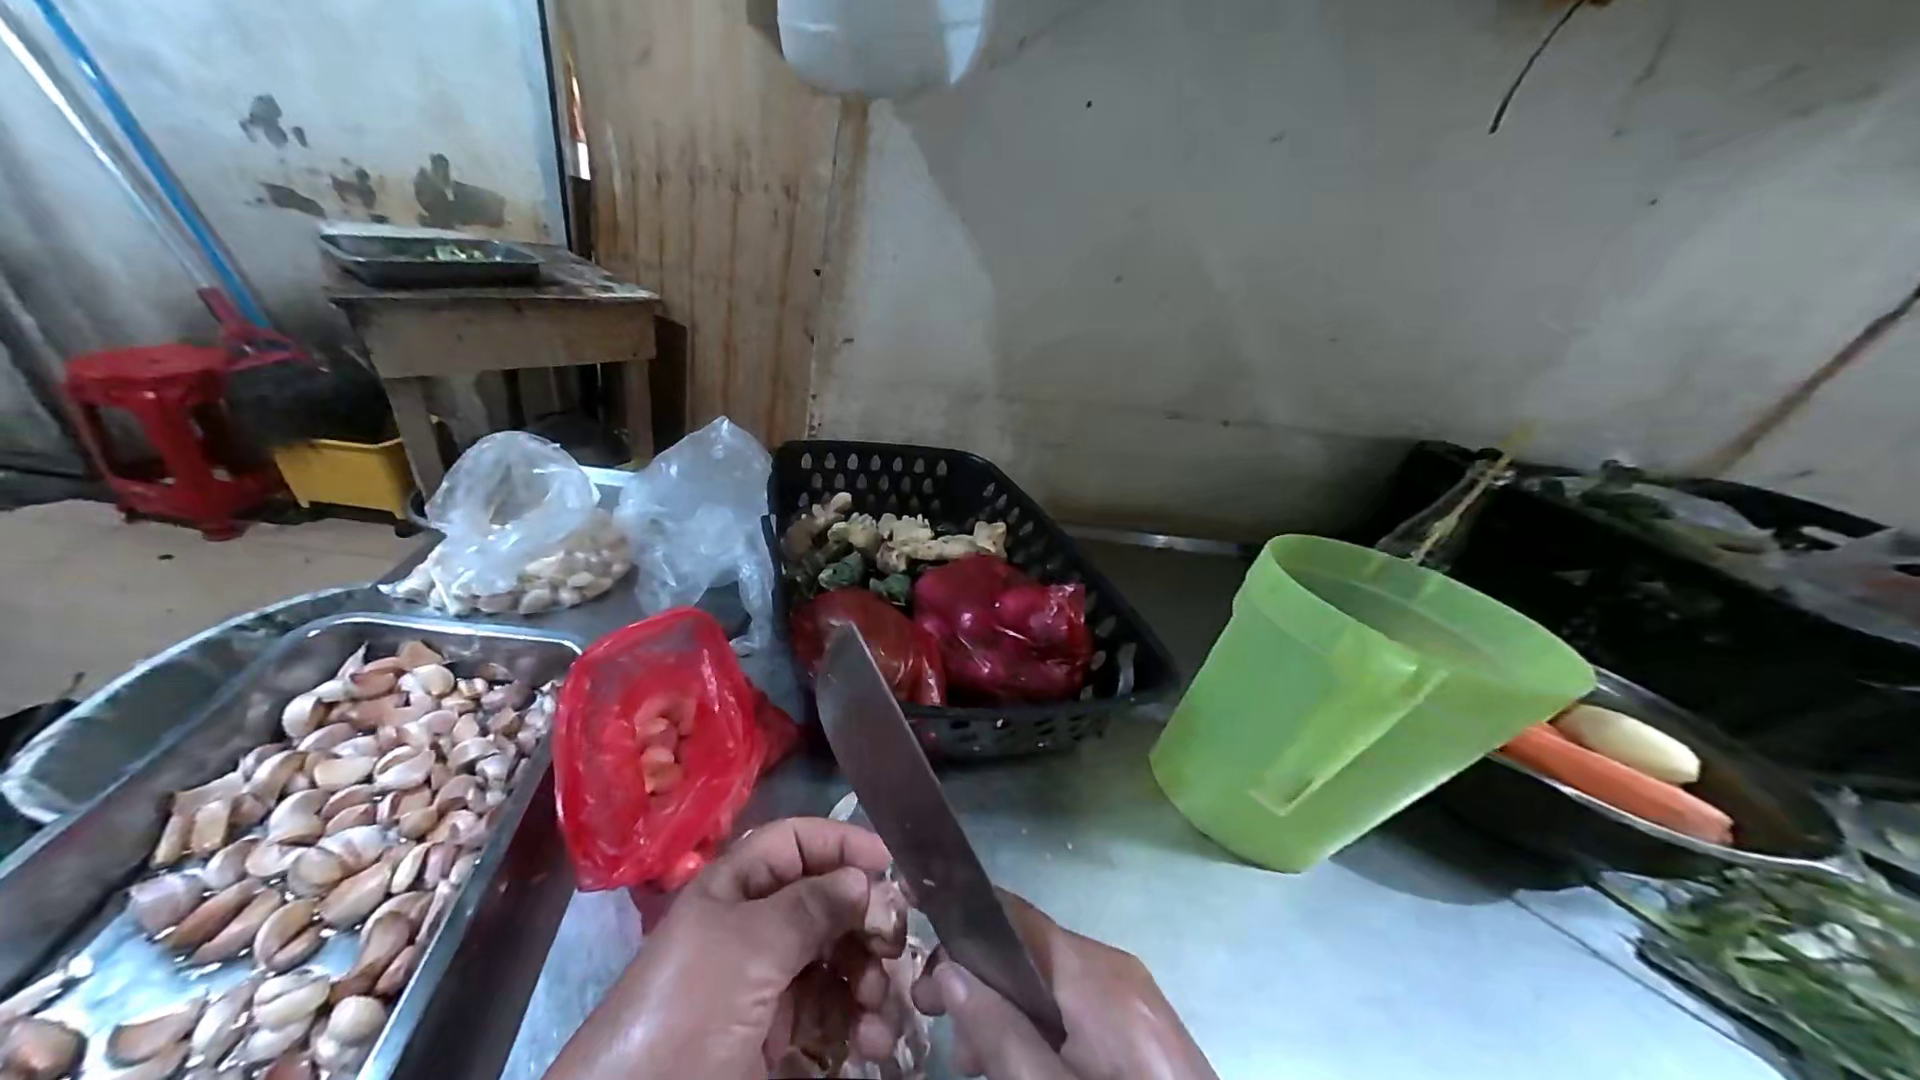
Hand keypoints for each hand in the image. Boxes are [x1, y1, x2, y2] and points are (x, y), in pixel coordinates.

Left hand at [543, 818, 909, 1079]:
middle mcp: (754, 927)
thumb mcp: (749, 947)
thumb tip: (863, 879)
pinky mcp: (779, 1036)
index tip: (888, 864)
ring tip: (881, 1005)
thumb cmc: (691, 1011)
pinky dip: (859, 1023)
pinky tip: (874, 1041)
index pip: (795, 842)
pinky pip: (832, 1013)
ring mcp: (768, 983)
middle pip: (826, 901)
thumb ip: (812, 906)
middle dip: (865, 919)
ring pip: (837, 959)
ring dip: (869, 977)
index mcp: (737, 889)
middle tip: (894, 944)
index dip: (840, 844)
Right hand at [912, 892, 1215, 1079]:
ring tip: (975, 1060)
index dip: (961, 915)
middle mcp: (1114, 966)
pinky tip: (1023, 1061)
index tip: (917, 932)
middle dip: (977, 979)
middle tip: (931, 1016)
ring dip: (1005, 1009)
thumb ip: (998, 1034)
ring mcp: (1132, 994)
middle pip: (1026, 949)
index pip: (1014, 913)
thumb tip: (946, 970)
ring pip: (1048, 980)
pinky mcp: (1140, 1022)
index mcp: (1094, 972)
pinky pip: (1076, 1004)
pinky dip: (1040, 1023)